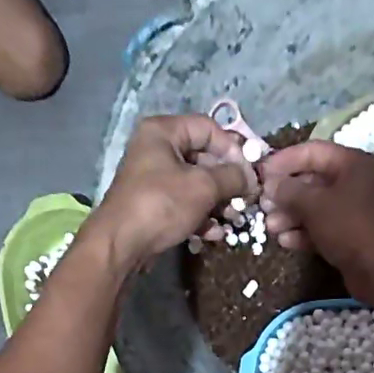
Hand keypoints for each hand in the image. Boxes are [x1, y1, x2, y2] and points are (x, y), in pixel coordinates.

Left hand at [93, 115, 256, 263]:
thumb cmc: (161, 205)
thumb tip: (251, 178)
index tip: (249, 173)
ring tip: (233, 220)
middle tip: (245, 200)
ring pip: (196, 185)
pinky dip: (201, 217)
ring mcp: (154, 180)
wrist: (122, 244)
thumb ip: (232, 177)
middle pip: (203, 158)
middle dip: (227, 181)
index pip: (208, 128)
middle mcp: (157, 150)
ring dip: (218, 203)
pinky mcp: (155, 206)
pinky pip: (185, 205)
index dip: (232, 148)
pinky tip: (214, 233)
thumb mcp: (202, 187)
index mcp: (163, 132)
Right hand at [261, 141, 373, 277]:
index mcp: (352, 163)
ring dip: (290, 216)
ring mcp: (352, 211)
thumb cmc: (349, 227)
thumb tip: (271, 185)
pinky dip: (303, 233)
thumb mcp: (314, 204)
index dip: (284, 160)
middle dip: (285, 194)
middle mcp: (354, 183)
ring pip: (315, 207)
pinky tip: (284, 241)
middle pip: (312, 181)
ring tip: (270, 226)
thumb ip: (289, 191)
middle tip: (262, 204)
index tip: (261, 172)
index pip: (313, 151)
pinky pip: (322, 228)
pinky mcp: (349, 236)